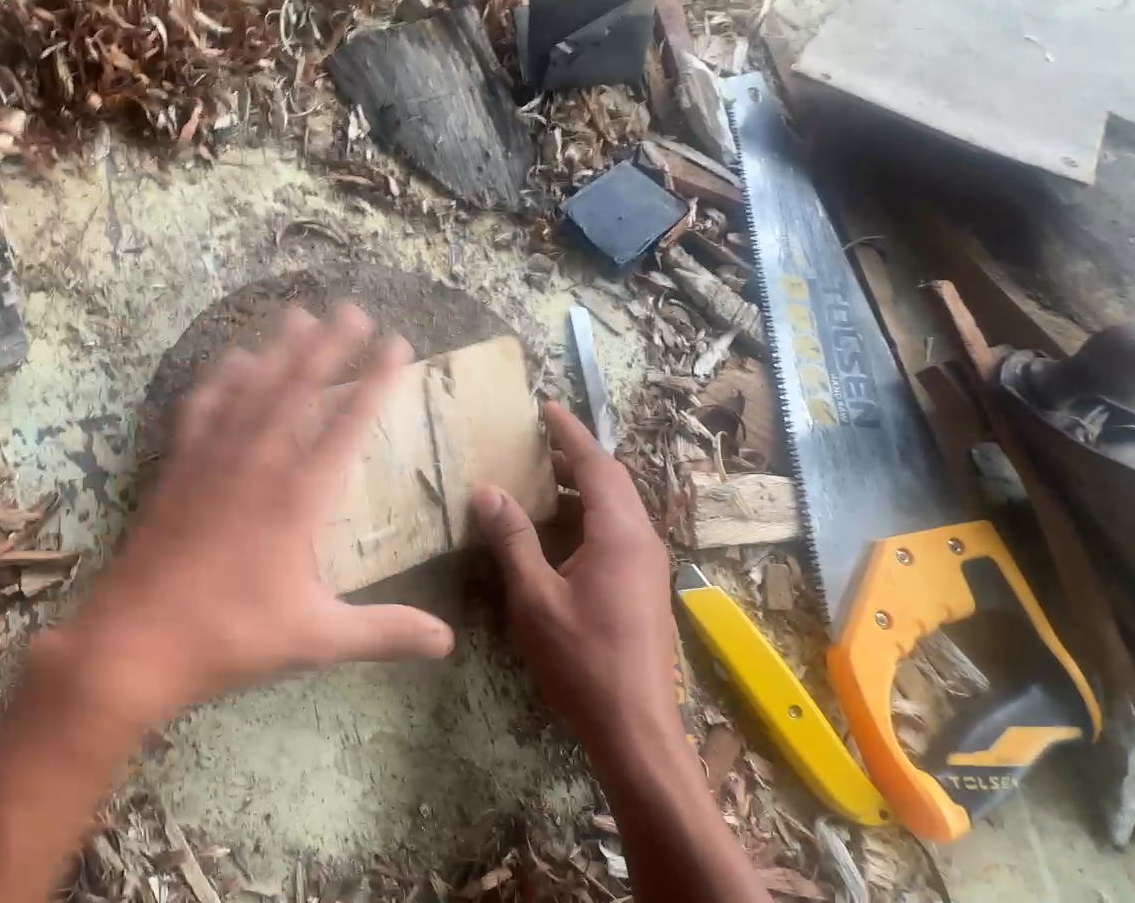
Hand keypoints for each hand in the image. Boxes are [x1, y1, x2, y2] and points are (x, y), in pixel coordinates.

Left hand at [55, 305, 455, 719]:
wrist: (136, 638)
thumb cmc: (232, 634)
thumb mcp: (316, 637)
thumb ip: (385, 631)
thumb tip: (448, 642)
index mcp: (300, 497)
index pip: (348, 423)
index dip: (375, 380)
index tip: (395, 343)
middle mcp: (259, 463)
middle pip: (299, 388)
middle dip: (329, 345)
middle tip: (351, 307)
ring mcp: (213, 460)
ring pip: (251, 389)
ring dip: (277, 349)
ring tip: (297, 313)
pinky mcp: (178, 468)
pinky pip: (202, 410)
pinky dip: (218, 380)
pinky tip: (228, 361)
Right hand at [474, 403, 679, 755]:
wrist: (635, 729)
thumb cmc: (582, 660)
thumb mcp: (535, 598)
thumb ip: (512, 540)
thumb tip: (487, 490)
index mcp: (620, 534)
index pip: (597, 464)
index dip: (569, 432)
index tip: (544, 405)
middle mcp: (642, 540)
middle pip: (611, 481)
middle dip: (574, 455)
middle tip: (531, 440)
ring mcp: (647, 565)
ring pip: (615, 507)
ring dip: (580, 486)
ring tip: (536, 477)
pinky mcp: (642, 587)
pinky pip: (615, 531)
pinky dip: (585, 514)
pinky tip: (554, 529)